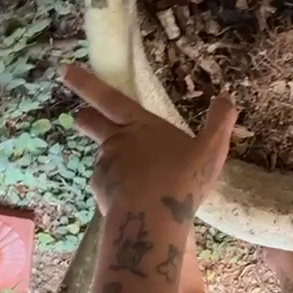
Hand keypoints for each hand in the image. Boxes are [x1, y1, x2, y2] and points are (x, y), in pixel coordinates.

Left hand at [63, 65, 236, 214]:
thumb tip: (227, 98)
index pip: (108, 97)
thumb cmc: (181, 180)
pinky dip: (117, 188)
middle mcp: (116, 142)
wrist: (153, 222)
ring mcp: (105, 168)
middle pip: (91, 123)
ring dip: (112, 160)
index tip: (64, 70)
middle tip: (81, 115)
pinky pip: (108, 185)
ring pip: (103, 157)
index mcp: (139, 125)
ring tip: (137, 176)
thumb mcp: (210, 150)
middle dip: (86, 117)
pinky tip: (136, 198)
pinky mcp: (101, 194)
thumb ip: (219, 122)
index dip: (86, 83)